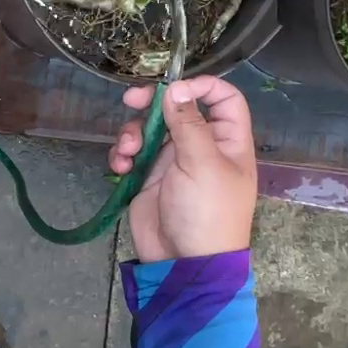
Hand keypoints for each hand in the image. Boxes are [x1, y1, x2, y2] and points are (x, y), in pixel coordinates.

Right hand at [107, 76, 256, 262]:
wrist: (183, 261)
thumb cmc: (205, 211)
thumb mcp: (201, 164)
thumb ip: (188, 123)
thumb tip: (175, 88)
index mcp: (227, 141)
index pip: (223, 98)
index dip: (201, 86)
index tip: (172, 87)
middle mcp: (200, 145)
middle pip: (176, 108)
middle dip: (151, 104)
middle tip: (130, 99)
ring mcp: (172, 161)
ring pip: (148, 129)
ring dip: (131, 134)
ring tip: (127, 153)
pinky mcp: (148, 176)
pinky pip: (132, 153)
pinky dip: (122, 156)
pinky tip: (121, 168)